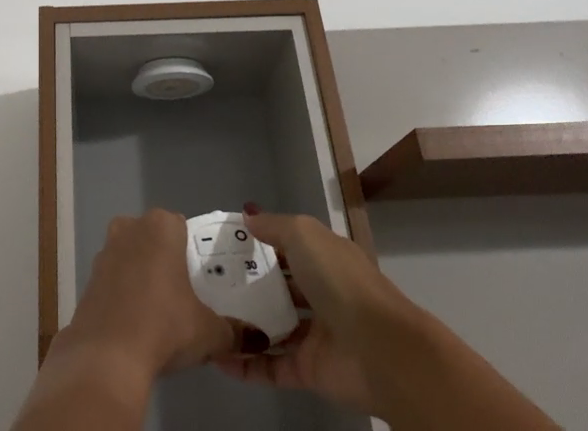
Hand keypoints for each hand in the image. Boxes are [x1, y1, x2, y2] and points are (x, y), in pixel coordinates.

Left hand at [59, 208, 238, 374]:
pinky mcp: (87, 279)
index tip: (199, 278)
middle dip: (164, 259)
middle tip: (182, 293)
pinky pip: (113, 281)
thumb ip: (236, 333)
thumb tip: (259, 341)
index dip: (191, 251)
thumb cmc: (165, 326)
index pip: (181, 226)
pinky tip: (134, 323)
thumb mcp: (210, 333)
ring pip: (130, 257)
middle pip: (153, 238)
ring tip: (158, 311)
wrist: (106, 355)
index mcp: (161, 227)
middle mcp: (129, 229)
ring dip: (141, 276)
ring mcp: (103, 252)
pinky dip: (122, 295)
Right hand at [214, 210, 407, 413]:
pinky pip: (271, 366)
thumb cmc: (341, 282)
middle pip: (279, 290)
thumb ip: (274, 226)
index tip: (224, 246)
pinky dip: (246, 364)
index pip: (289, 249)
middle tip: (207, 284)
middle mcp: (323, 296)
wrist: (380, 351)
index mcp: (327, 261)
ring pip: (273, 329)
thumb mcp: (305, 236)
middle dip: (247, 287)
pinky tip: (217, 357)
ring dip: (243, 326)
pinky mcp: (309, 371)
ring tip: (206, 319)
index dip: (260, 245)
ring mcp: (316, 336)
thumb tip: (247, 216)